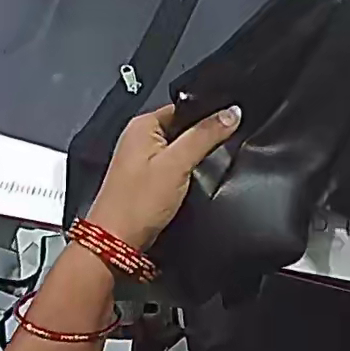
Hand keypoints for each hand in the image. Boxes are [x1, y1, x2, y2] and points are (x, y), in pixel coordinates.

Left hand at [86, 103, 241, 249]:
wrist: (117, 243)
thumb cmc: (137, 203)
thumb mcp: (177, 164)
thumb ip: (204, 135)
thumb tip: (232, 112)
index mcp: (143, 125)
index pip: (184, 107)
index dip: (209, 113)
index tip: (233, 120)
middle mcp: (140, 139)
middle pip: (184, 128)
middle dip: (204, 138)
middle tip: (226, 147)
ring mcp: (144, 161)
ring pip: (182, 150)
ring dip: (197, 158)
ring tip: (213, 165)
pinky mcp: (149, 180)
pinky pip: (176, 168)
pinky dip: (188, 173)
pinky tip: (197, 181)